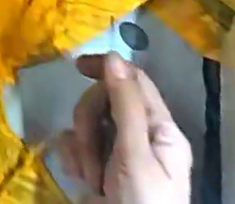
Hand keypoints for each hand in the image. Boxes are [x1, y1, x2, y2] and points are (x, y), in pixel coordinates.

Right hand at [57, 53, 191, 203]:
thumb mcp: (135, 157)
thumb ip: (124, 105)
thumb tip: (114, 56)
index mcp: (161, 131)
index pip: (134, 80)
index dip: (107, 69)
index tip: (77, 67)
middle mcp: (142, 137)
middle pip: (106, 99)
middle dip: (91, 120)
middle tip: (91, 152)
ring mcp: (120, 155)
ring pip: (90, 120)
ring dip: (82, 144)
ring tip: (90, 178)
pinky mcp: (100, 171)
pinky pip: (78, 144)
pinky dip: (73, 154)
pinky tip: (75, 174)